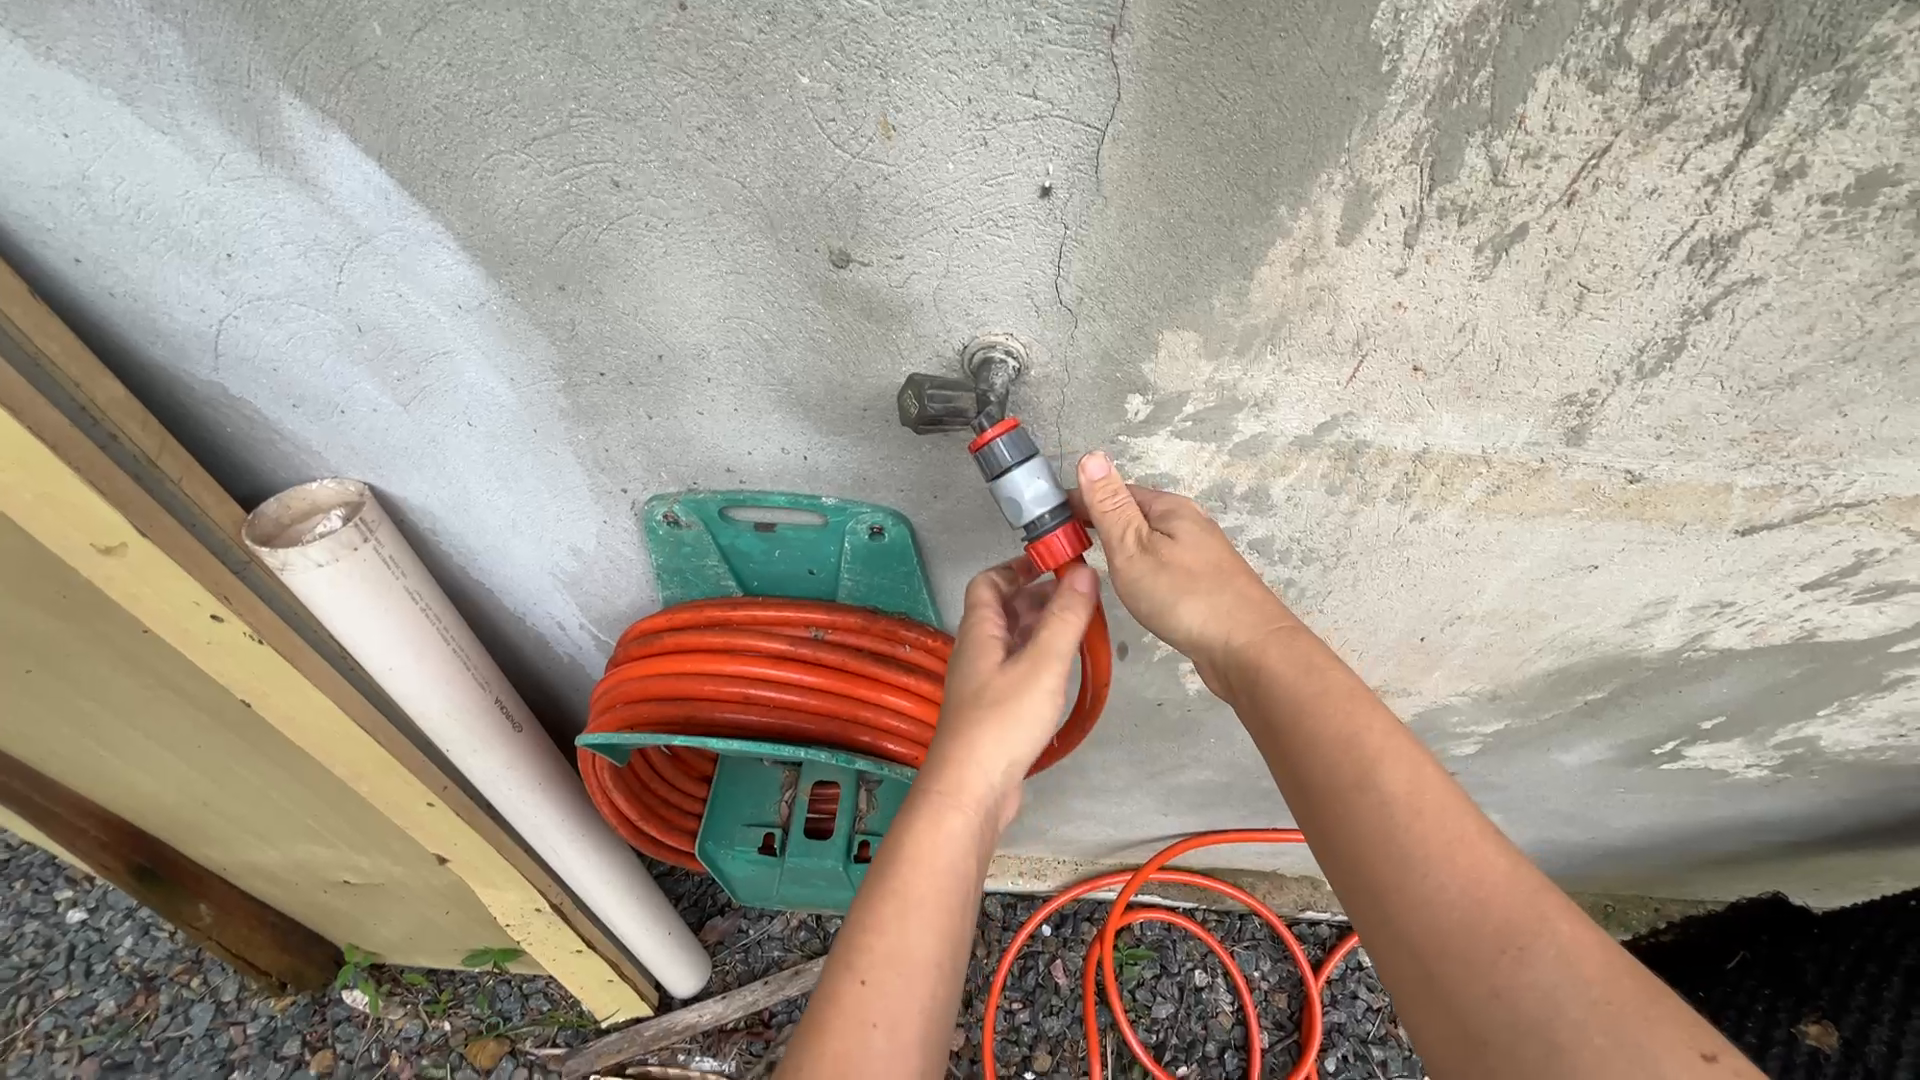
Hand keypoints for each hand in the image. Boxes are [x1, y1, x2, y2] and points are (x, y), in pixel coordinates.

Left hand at [918, 556, 1099, 831]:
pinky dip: (1040, 658)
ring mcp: (983, 681)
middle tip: (1079, 595)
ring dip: (1042, 628)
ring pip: (1013, 641)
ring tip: (1080, 626)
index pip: (988, 581)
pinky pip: (1017, 668)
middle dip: (1039, 596)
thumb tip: (1082, 571)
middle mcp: (976, 650)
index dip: (1017, 567)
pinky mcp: (993, 709)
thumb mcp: (1042, 664)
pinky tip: (1064, 668)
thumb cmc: (1003, 721)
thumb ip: (1064, 618)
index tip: (1054, 563)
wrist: (971, 789)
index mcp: (979, 631)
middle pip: (1003, 610)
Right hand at [1071, 451, 1296, 698]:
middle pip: (1134, 515)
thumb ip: (1109, 506)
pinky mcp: (1206, 583)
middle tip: (1065, 553)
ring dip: (1121, 549)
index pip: (1114, 491)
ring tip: (1093, 571)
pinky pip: (1163, 566)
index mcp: (1169, 508)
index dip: (1080, 504)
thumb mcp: (1133, 546)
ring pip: (1149, 542)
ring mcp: (1201, 554)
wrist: (1247, 648)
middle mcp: (1188, 523)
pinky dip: (1141, 571)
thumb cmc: (1183, 596)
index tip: (1051, 527)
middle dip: (1099, 527)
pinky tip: (1135, 590)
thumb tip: (1091, 456)